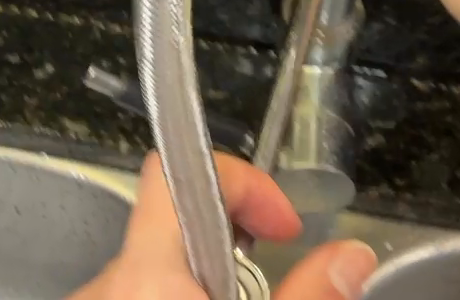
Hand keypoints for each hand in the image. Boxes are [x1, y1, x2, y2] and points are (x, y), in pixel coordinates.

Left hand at [72, 153, 377, 299]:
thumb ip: (307, 299)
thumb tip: (353, 256)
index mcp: (146, 277)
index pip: (172, 172)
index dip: (238, 180)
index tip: (283, 226)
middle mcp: (106, 289)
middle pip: (174, 236)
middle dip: (231, 261)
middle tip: (270, 299)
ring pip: (154, 282)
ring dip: (202, 297)